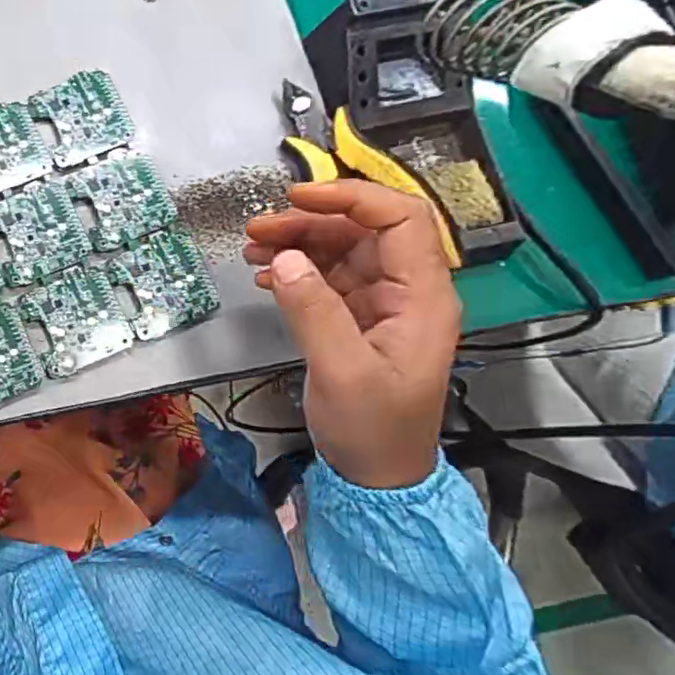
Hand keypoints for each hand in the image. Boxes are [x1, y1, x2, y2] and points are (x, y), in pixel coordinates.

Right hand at [243, 180, 460, 488]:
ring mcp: (380, 308)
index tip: (296, 199)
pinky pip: (328, 284)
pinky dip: (297, 275)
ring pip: (341, 256)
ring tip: (253, 249)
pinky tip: (267, 277)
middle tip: (255, 230)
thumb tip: (285, 258)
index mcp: (422, 297)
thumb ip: (313, 310)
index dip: (350, 199)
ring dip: (298, 246)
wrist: (377, 475)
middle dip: (310, 223)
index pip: (399, 221)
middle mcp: (405, 293)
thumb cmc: (371, 427)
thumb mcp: (341, 370)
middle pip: (363, 234)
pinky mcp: (356, 324)